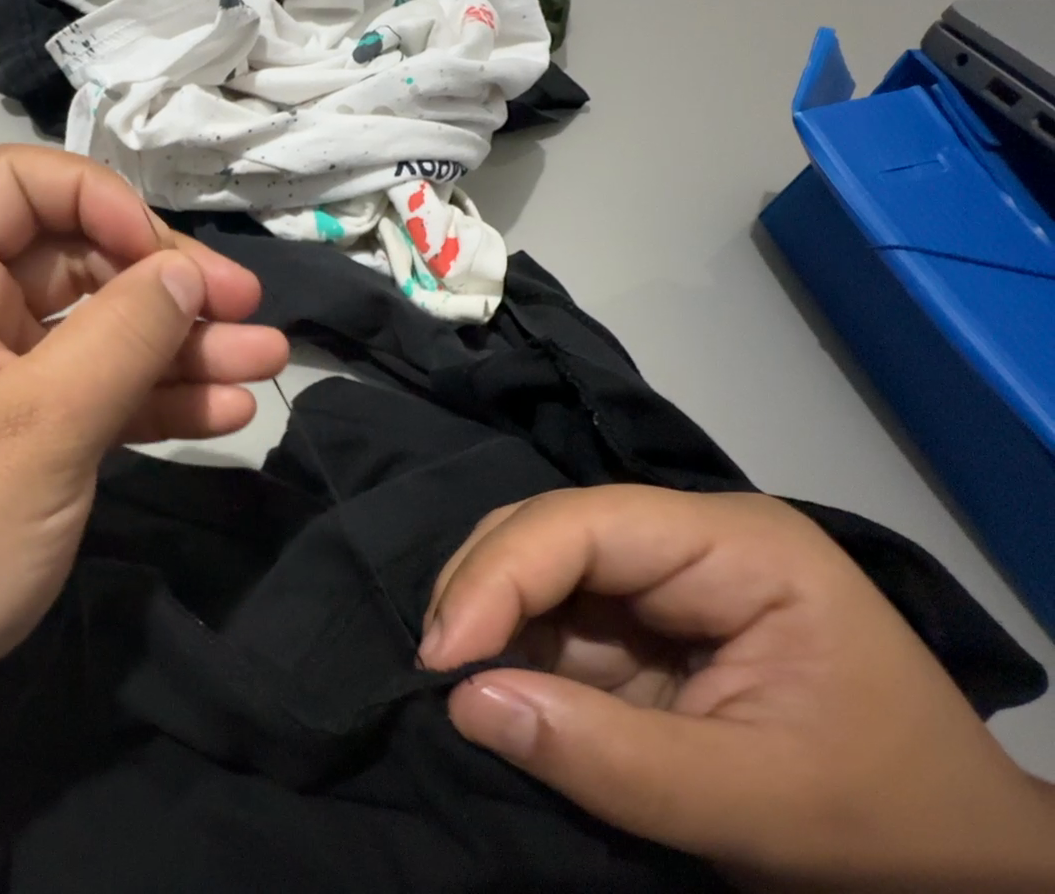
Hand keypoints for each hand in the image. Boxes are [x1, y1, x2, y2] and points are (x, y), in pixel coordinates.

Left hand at [0, 145, 287, 704]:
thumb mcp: (39, 428)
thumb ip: (120, 339)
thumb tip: (184, 272)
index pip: (16, 187)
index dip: (95, 199)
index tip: (160, 258)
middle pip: (78, 258)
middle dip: (165, 280)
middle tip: (248, 310)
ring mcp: (5, 379)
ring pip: (103, 331)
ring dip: (182, 343)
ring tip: (266, 360)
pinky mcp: (32, 434)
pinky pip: (102, 394)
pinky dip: (160, 398)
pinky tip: (225, 409)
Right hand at [421, 486, 1054, 890]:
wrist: (948, 864)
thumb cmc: (886, 826)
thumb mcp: (760, 803)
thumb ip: (613, 758)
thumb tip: (466, 701)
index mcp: (735, 547)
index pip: (581, 525)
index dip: (498, 577)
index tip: (443, 658)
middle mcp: (681, 542)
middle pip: (540, 532)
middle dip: (478, 594)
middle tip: (436, 671)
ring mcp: (652, 580)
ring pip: (526, 571)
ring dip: (480, 623)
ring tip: (452, 682)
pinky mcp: (628, 624)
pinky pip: (540, 620)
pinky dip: (499, 652)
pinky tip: (485, 685)